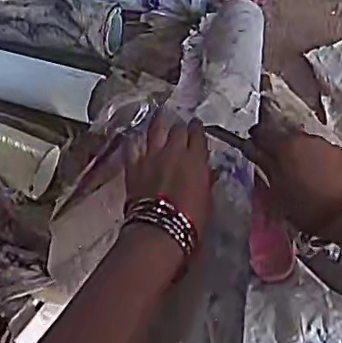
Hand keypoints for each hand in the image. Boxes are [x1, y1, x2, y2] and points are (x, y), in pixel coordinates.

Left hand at [123, 114, 210, 238]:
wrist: (159, 228)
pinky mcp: (133, 165)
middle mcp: (173, 151)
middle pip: (177, 130)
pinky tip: (134, 137)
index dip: (197, 129)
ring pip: (154, 130)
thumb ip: (206, 180)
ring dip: (158, 122)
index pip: (198, 136)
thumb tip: (209, 170)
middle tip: (180, 126)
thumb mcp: (206, 199)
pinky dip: (134, 141)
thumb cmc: (191, 219)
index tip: (196, 126)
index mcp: (195, 158)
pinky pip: (132, 147)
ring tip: (159, 114)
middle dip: (180, 127)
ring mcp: (151, 155)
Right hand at [256, 121, 341, 238]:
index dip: (254, 140)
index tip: (253, 148)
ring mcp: (326, 145)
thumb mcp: (277, 192)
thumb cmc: (308, 207)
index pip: (261, 132)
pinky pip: (324, 153)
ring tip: (300, 173)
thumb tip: (254, 151)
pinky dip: (318, 161)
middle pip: (285, 136)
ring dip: (300, 154)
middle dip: (278, 147)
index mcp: (284, 146)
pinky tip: (320, 177)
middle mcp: (305, 138)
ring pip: (306, 144)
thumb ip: (265, 167)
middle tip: (277, 165)